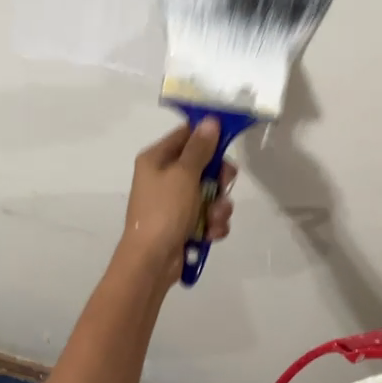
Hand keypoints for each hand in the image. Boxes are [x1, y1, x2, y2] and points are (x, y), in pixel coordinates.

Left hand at [117, 120, 236, 282]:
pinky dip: (212, 224)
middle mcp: (164, 177)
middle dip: (218, 179)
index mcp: (156, 159)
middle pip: (202, 166)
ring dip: (217, 206)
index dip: (207, 136)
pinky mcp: (183, 225)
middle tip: (225, 183)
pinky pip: (207, 216)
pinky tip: (210, 234)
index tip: (229, 139)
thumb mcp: (183, 174)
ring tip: (213, 218)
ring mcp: (173, 203)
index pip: (185, 136)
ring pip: (209, 194)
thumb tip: (210, 121)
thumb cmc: (164, 211)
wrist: (152, 261)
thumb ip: (199, 148)